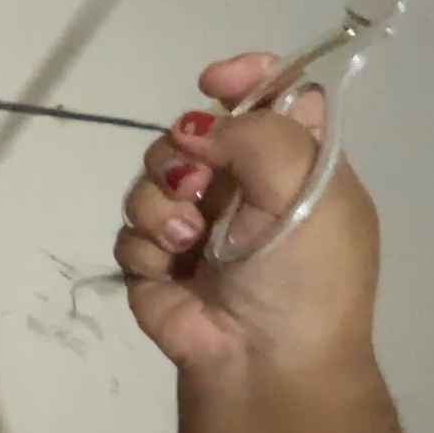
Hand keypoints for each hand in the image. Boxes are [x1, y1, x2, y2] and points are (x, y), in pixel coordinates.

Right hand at [116, 53, 381, 375]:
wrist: (258, 353)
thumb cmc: (303, 272)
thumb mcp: (307, 190)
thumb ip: (261, 138)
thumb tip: (196, 124)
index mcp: (290, 161)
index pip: (265, 97)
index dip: (240, 78)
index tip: (213, 81)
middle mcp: (236, 185)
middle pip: (185, 136)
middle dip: (180, 156)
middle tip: (198, 185)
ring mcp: (188, 222)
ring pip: (145, 182)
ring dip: (159, 207)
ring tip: (185, 241)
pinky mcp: (150, 258)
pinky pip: (126, 231)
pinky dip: (144, 247)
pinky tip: (168, 269)